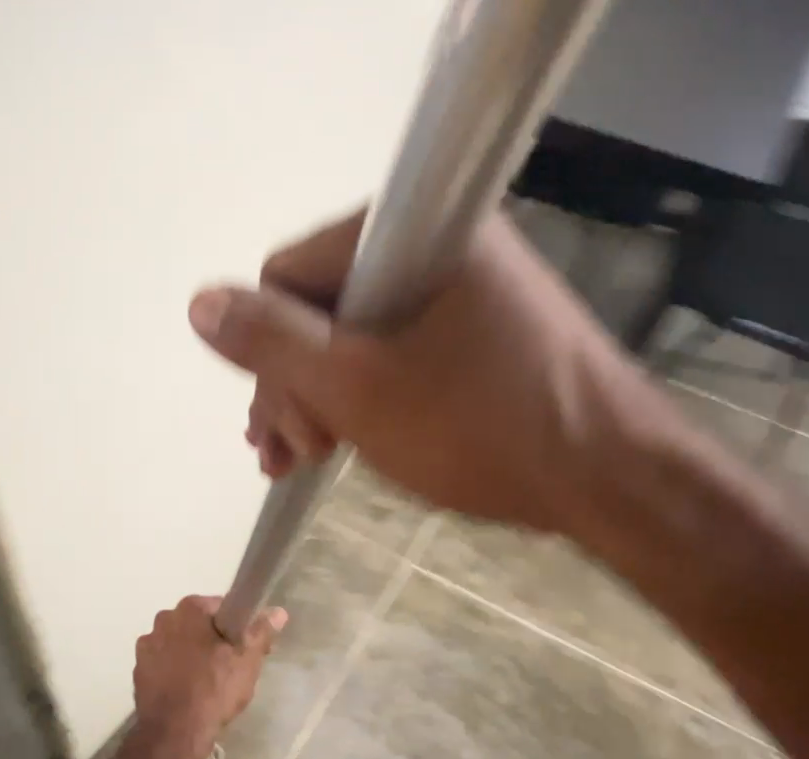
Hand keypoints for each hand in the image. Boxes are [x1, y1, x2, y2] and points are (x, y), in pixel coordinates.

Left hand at [133, 596, 285, 751]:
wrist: (175, 732)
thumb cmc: (215, 689)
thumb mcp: (247, 660)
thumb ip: (261, 631)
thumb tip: (278, 611)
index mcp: (190, 609)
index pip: (221, 607)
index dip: (238, 626)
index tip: (246, 647)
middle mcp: (164, 619)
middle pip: (197, 624)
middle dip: (213, 639)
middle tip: (231, 666)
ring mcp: (147, 645)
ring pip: (179, 643)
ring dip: (191, 654)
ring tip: (208, 682)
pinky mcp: (138, 670)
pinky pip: (163, 663)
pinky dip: (174, 671)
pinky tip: (187, 690)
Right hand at [190, 209, 656, 533]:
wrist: (608, 477)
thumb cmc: (478, 428)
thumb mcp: (355, 388)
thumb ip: (271, 343)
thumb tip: (199, 302)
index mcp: (410, 231)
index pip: (288, 275)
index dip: (272, 353)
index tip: (286, 426)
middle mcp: (435, 242)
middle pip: (319, 307)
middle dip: (296, 386)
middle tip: (294, 455)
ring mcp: (462, 285)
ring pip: (355, 335)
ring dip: (321, 398)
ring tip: (306, 460)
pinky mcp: (480, 328)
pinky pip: (397, 350)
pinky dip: (366, 395)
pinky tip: (346, 442)